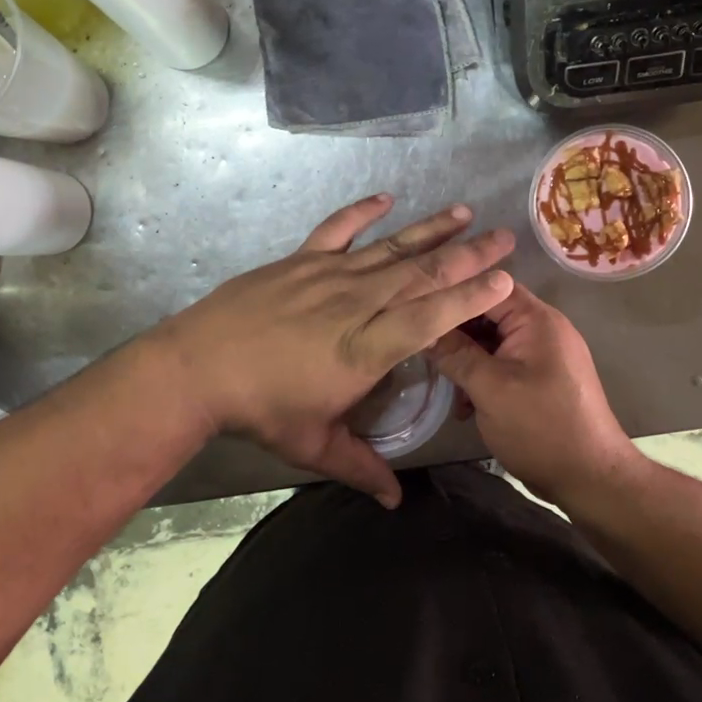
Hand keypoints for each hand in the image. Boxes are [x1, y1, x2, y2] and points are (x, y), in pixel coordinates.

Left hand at [144, 195, 514, 508]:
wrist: (195, 369)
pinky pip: (337, 229)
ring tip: (464, 212)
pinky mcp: (300, 260)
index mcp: (366, 348)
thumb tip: (397, 503)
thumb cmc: (260, 409)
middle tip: (504, 237)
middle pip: (422, 274)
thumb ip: (361, 468)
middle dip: (468, 256)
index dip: (470, 297)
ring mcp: (328, 274)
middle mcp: (356, 303)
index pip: (431, 317)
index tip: (506, 280)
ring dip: (430, 230)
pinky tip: (386, 198)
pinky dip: (362, 212)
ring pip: (390, 249)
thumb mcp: (312, 446)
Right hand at [428, 286, 640, 505]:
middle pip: (489, 313)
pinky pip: (506, 364)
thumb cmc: (541, 427)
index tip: (415, 305)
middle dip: (456, 331)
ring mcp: (546, 354)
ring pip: (494, 342)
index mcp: (537, 319)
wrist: (591, 479)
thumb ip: (455, 354)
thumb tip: (422, 328)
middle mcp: (544, 328)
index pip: (488, 286)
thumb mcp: (490, 389)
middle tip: (421, 348)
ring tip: (444, 385)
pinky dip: (484, 378)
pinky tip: (467, 407)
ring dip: (467, 360)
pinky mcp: (544, 378)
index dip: (451, 291)